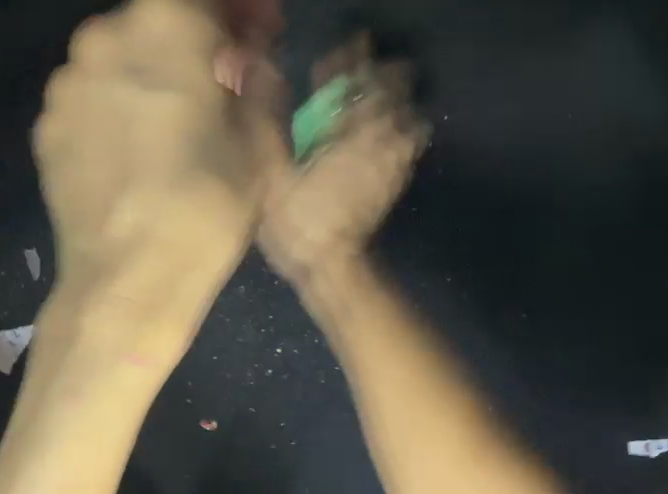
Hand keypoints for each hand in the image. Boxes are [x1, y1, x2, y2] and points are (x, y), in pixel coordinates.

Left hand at [33, 0, 285, 371]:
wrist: (126, 284)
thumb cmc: (205, 209)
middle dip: (192, 44)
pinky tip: (135, 156)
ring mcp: (65, 88)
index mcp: (164, 21)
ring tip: (174, 126)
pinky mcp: (45, 135)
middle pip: (156, 23)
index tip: (257, 37)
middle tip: (218, 82)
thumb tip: (242, 62)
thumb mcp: (261, 141)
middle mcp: (102, 38)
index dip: (238, 14)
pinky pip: (91, 107)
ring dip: (150, 79)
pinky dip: (116, 115)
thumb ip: (258, 79)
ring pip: (118, 65)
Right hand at [258, 44, 428, 287]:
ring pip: (406, 117)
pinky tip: (377, 142)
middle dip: (378, 77)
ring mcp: (394, 163)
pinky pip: (406, 146)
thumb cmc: (298, 225)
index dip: (351, 59)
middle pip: (393, 91)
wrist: (332, 271)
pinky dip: (396, 133)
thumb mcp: (272, 176)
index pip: (358, 77)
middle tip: (358, 76)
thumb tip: (261, 72)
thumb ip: (268, 122)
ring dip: (392, 106)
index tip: (344, 49)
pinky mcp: (395, 185)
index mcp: (352, 130)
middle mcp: (381, 139)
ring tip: (372, 108)